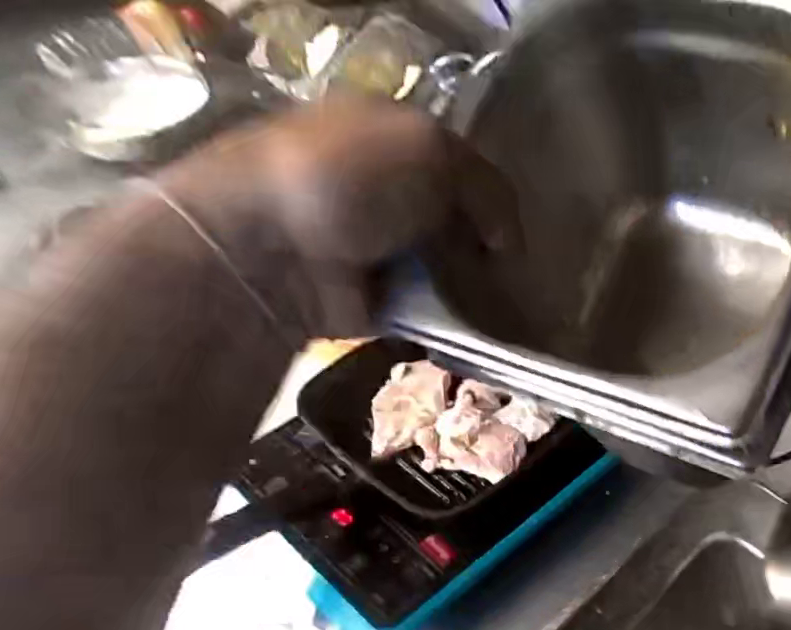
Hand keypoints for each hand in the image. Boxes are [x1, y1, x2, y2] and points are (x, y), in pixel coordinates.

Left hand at [155, 99, 517, 338]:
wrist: (273, 250)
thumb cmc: (351, 179)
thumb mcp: (431, 149)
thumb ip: (487, 187)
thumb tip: (507, 243)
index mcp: (393, 139)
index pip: (463, 169)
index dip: (493, 198)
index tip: (516, 230)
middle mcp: (390, 194)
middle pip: (462, 225)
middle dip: (489, 250)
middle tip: (515, 274)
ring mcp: (386, 252)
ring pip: (455, 273)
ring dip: (479, 290)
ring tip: (507, 308)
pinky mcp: (385, 303)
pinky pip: (439, 315)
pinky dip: (460, 323)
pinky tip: (483, 329)